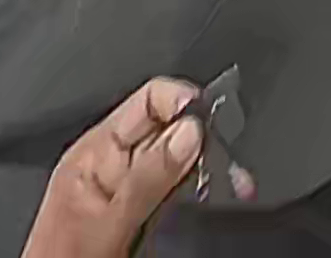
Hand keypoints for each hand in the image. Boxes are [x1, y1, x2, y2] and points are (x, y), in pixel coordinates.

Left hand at [21, 77, 250, 257]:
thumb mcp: (102, 229)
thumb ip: (146, 179)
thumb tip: (190, 131)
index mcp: (95, 153)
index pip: (148, 101)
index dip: (181, 101)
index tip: (210, 119)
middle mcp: (116, 167)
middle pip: (170, 130)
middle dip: (204, 139)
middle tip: (230, 158)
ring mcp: (132, 195)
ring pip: (181, 163)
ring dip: (209, 168)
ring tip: (235, 182)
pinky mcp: (146, 221)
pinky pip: (181, 194)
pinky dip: (203, 193)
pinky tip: (220, 197)